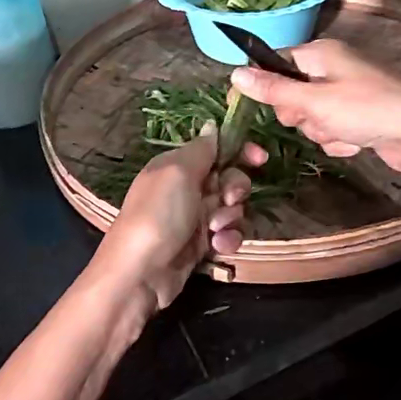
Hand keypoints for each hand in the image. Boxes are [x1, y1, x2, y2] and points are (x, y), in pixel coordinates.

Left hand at [91, 124, 262, 309]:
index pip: (216, 150)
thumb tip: (213, 126)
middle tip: (226, 200)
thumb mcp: (178, 172)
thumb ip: (201, 149)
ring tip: (213, 230)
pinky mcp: (202, 245)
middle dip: (235, 189)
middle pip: (230, 179)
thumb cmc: (158, 215)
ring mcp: (195, 218)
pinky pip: (228, 235)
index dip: (240, 152)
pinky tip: (217, 247)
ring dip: (230, 218)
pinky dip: (227, 239)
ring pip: (233, 209)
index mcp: (177, 166)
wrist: (140, 273)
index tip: (260, 158)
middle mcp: (187, 189)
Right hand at [229, 40, 400, 210]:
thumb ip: (274, 90)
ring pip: (311, 118)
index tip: (265, 108)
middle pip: (292, 95)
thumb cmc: (366, 109)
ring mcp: (347, 93)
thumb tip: (234, 73)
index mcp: (320, 53)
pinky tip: (356, 142)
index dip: (269, 88)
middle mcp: (332, 68)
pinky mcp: (358, 116)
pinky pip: (332, 130)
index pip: (276, 64)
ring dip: (321, 132)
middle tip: (318, 119)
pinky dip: (340, 140)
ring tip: (344, 132)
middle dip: (301, 115)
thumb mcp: (313, 101)